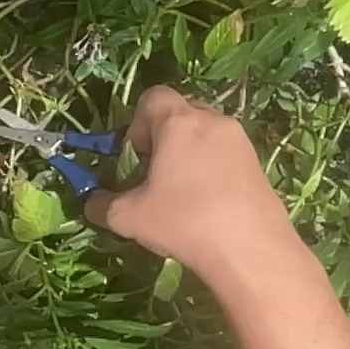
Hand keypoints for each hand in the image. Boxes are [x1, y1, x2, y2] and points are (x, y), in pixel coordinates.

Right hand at [85, 87, 301, 282]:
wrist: (251, 251)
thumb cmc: (183, 221)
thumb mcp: (127, 217)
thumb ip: (101, 204)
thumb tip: (92, 203)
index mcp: (179, 124)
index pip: (153, 97)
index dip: (136, 122)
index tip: (135, 156)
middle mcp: (212, 121)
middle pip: (180, 112)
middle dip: (161, 136)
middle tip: (152, 172)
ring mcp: (240, 141)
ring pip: (204, 132)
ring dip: (186, 152)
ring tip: (178, 190)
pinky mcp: (257, 163)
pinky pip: (224, 152)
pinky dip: (209, 167)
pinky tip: (204, 203)